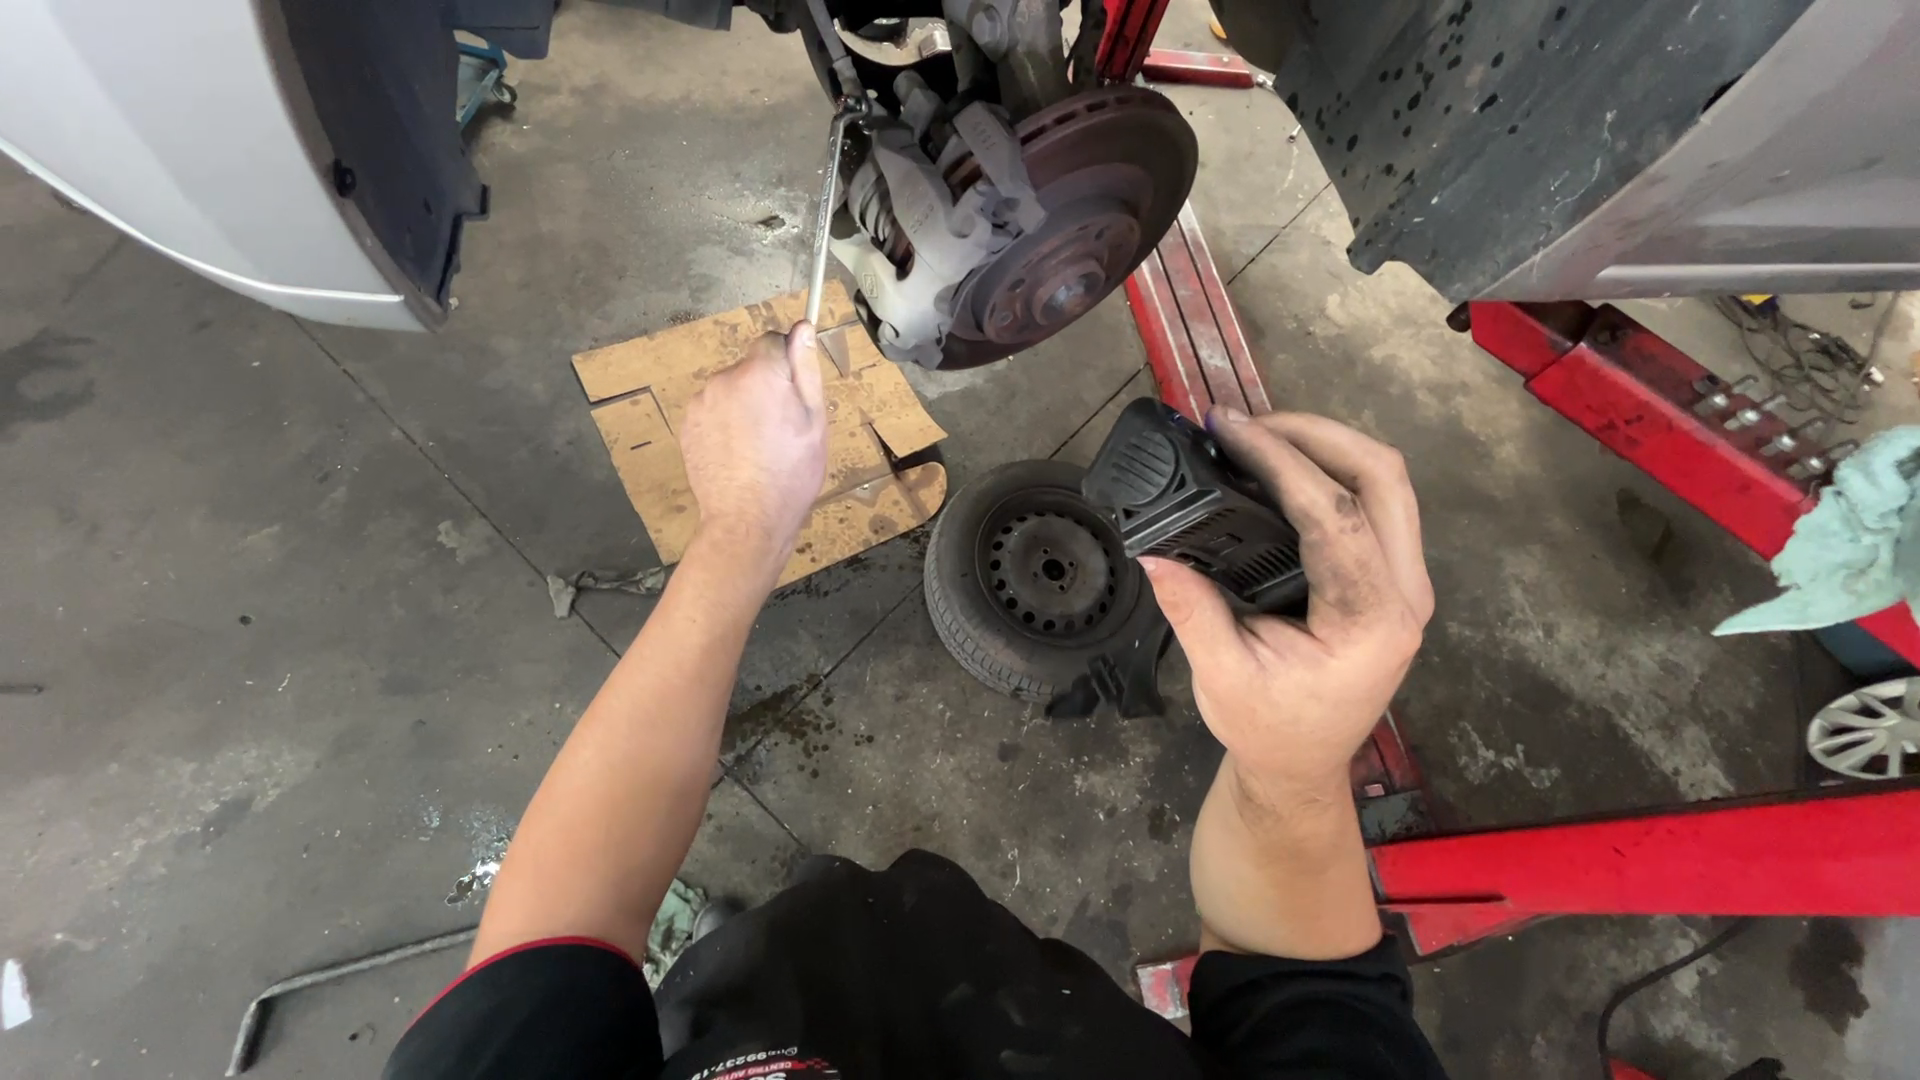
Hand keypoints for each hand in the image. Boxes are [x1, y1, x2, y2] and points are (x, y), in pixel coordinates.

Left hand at [679, 323, 828, 581]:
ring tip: (760, 447)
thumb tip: (804, 327)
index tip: (796, 393)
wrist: (747, 520)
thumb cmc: (791, 473)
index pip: (773, 340)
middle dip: (767, 387)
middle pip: (750, 368)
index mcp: (760, 373)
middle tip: (784, 429)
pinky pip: (713, 412)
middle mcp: (724, 379)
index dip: (788, 363)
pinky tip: (739, 455)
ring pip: (731, 391)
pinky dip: (726, 425)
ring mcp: (701, 403)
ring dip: (745, 406)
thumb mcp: (814, 421)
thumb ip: (806, 369)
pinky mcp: (688, 426)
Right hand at [1141, 407, 1433, 796]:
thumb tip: (1154, 550)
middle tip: (1246, 425)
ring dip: (1324, 443)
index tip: (1227, 430)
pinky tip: (1280, 466)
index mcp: (1369, 621)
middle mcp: (1404, 592)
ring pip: (1387, 480)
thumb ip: (1191, 611)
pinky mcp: (1388, 575)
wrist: (1302, 762)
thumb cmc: (1269, 728)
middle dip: (1314, 433)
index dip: (1280, 461)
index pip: (1335, 516)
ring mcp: (1404, 581)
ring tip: (1257, 436)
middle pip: (1383, 477)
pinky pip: (1374, 500)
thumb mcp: (1221, 677)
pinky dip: (1328, 468)